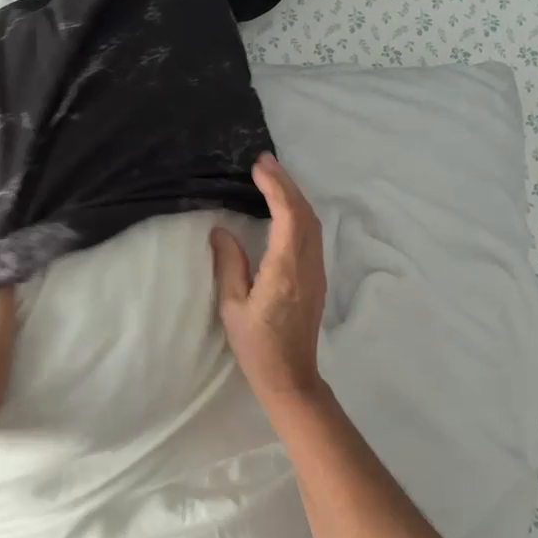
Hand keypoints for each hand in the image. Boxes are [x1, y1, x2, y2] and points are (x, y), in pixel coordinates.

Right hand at [210, 152, 328, 405]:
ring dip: (294, 196)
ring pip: (312, 222)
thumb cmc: (256, 346)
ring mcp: (316, 271)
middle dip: (286, 183)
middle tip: (265, 162)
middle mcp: (307, 265)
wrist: (290, 375)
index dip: (275, 187)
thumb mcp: (232, 307)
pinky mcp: (316, 278)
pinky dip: (299, 213)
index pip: (287, 216)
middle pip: (305, 213)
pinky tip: (284, 209)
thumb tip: (222, 231)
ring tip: (273, 178)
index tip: (259, 166)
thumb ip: (229, 265)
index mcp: (284, 271)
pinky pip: (312, 234)